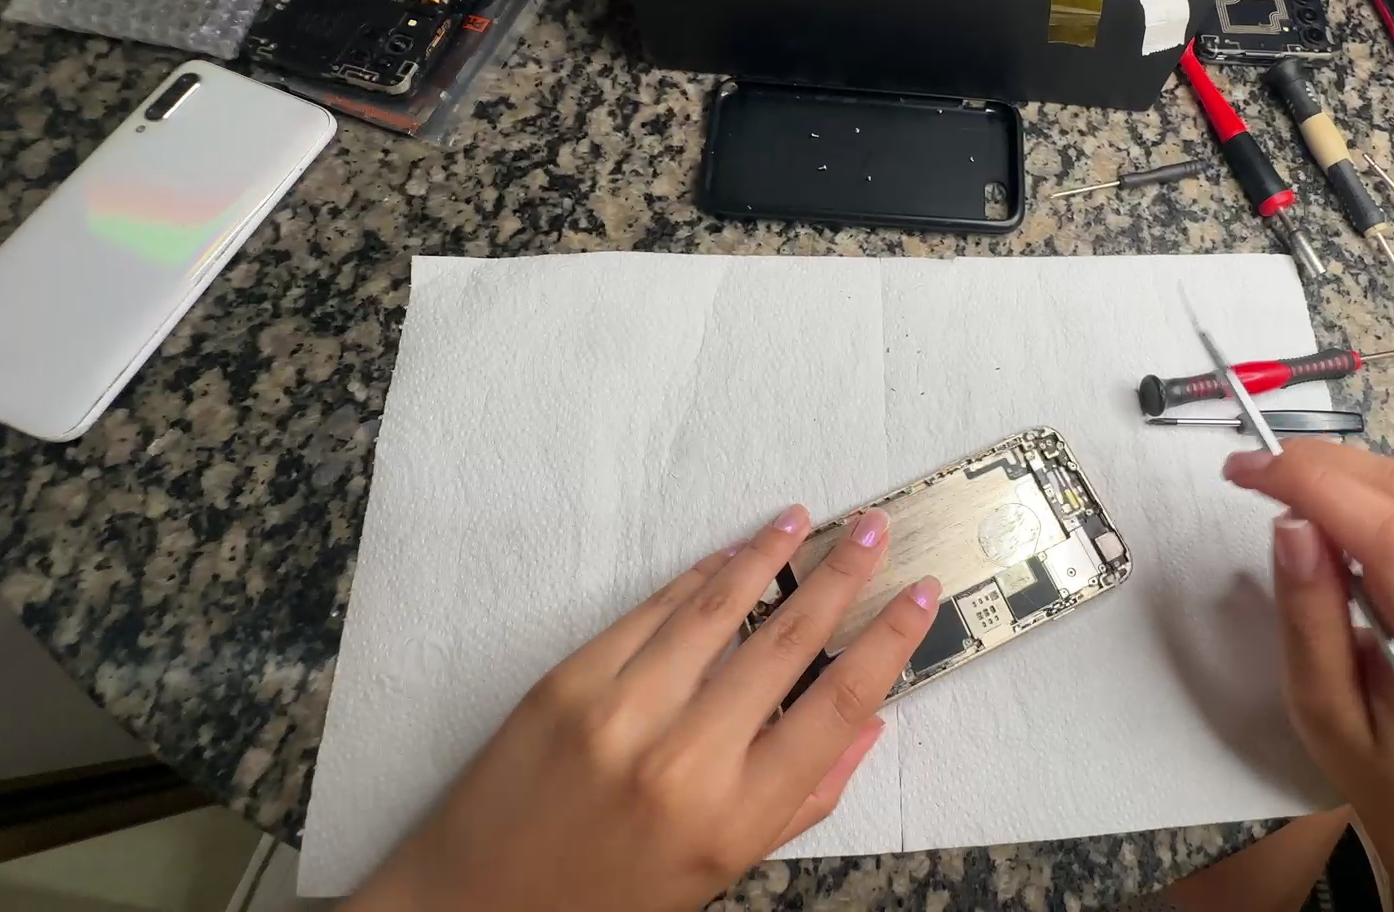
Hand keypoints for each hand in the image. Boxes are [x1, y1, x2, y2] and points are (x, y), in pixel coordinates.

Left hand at [344, 505, 940, 911]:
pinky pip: (655, 608)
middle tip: (874, 531)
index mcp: (734, 815)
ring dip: (770, 555)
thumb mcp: (723, 871)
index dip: (889, 641)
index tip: (920, 594)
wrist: (473, 908)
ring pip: (719, 606)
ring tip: (805, 520)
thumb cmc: (614, 898)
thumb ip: (804, 798)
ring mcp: (622, 708)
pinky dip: (700, 574)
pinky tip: (732, 551)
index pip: (838, 706)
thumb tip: (869, 721)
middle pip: (787, 641)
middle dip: (841, 577)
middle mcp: (685, 757)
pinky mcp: (572, 677)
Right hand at [1225, 441, 1393, 827]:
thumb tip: (1289, 522)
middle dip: (1322, 466)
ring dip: (1345, 470)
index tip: (1244, 468)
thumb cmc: (1375, 762)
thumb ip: (1307, 615)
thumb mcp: (1318, 704)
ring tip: (1281, 480)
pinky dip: (1371, 490)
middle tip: (1249, 469)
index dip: (1316, 487)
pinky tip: (1331, 507)